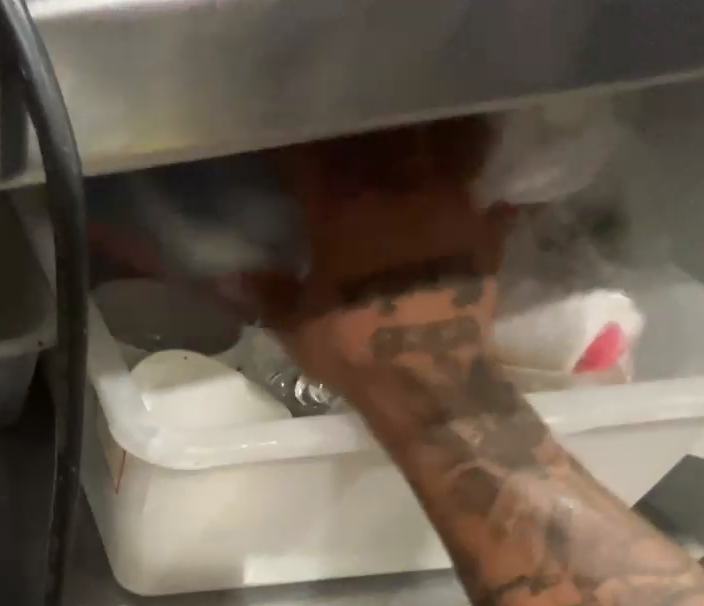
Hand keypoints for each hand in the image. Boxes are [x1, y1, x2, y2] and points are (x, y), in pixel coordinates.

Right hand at [242, 119, 512, 408]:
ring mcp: (446, 205)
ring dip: (412, 135)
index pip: (315, 164)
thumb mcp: (294, 326)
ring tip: (397, 130)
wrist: (426, 377)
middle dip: (355, 135)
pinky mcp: (479, 226)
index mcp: (341, 216)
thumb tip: (224, 276)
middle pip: (377, 141)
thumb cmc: (352, 349)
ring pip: (431, 145)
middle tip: (340, 131)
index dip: (297, 152)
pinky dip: (468, 163)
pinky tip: (462, 157)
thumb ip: (266, 293)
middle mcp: (397, 196)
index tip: (284, 146)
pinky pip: (476, 179)